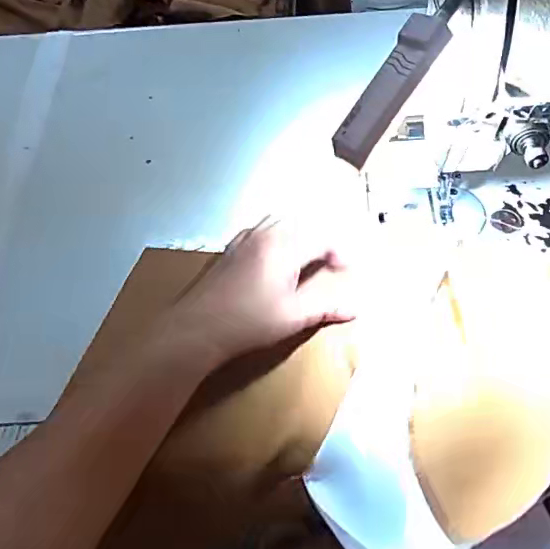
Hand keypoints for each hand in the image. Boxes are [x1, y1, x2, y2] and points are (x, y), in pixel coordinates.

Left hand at [160, 218, 356, 366]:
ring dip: (297, 233)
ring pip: (278, 221)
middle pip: (300, 221)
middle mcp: (264, 234)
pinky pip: (260, 229)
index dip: (338, 252)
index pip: (322, 238)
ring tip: (305, 256)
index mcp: (284, 246)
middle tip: (328, 259)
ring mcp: (243, 239)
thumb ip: (325, 307)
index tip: (344, 269)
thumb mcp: (293, 317)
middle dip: (319, 236)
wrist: (196, 328)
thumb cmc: (248, 323)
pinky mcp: (229, 248)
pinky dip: (275, 236)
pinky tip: (273, 261)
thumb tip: (353, 308)